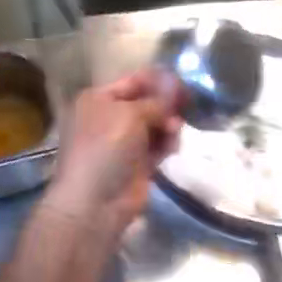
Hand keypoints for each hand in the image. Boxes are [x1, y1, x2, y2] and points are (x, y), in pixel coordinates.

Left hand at [45, 71, 182, 235]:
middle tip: (186, 106)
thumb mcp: (129, 115)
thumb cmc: (106, 148)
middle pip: (146, 103)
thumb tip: (173, 87)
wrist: (95, 201)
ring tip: (174, 132)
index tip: (184, 81)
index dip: (158, 80)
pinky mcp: (137, 164)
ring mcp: (122, 142)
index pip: (133, 81)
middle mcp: (109, 118)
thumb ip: (155, 101)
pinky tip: (172, 147)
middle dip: (166, 104)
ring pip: (154, 124)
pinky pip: (157, 146)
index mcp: (98, 99)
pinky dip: (166, 143)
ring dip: (168, 125)